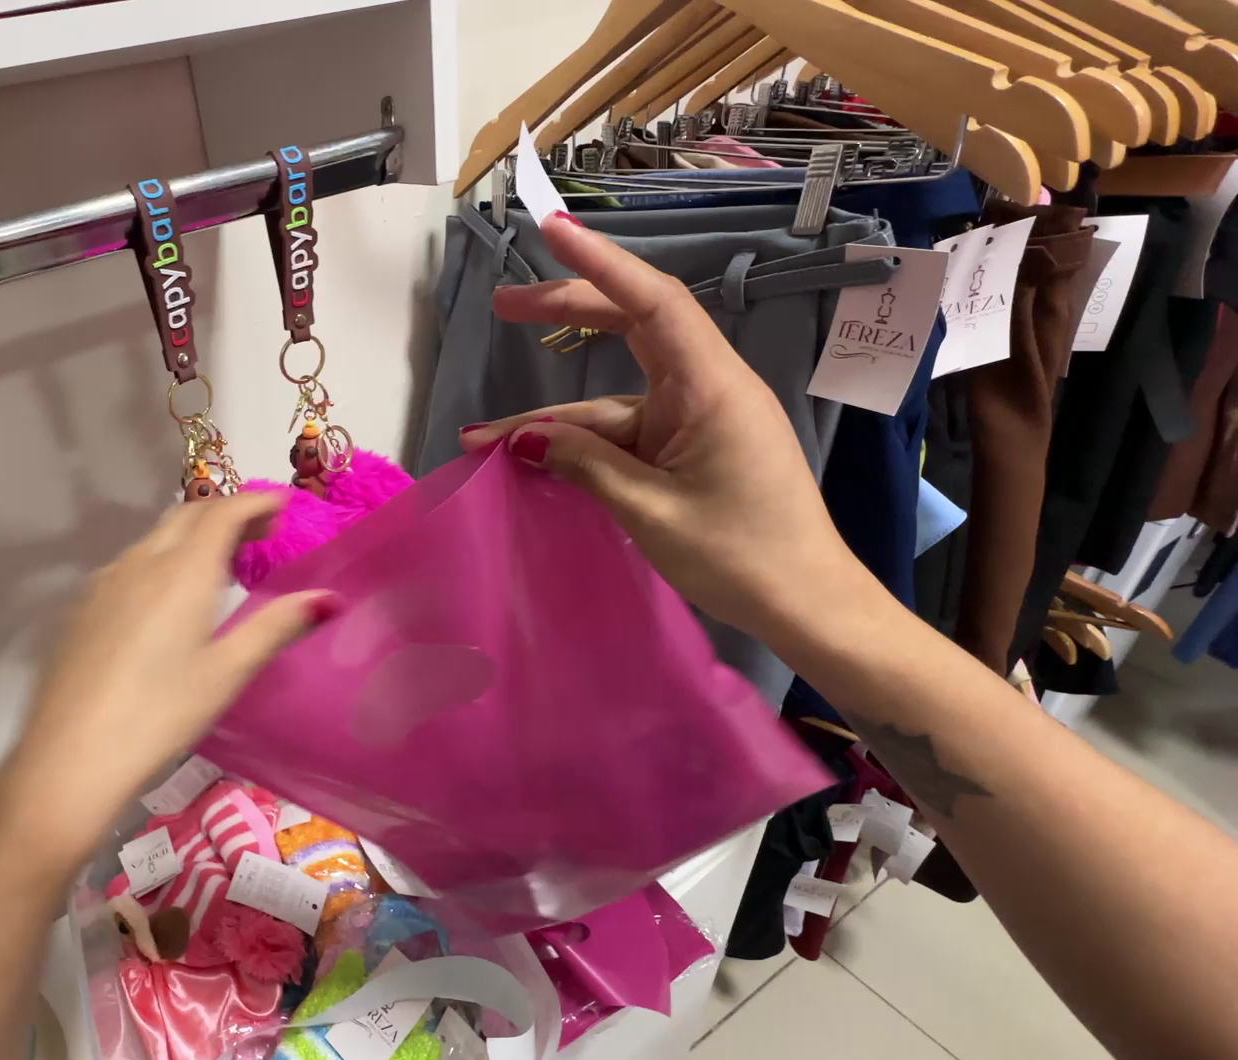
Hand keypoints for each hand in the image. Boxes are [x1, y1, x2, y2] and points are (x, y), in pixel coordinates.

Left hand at [0, 493, 336, 860]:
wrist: (70, 754)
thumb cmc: (160, 713)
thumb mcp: (227, 672)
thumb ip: (277, 627)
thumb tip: (328, 597)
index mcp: (182, 571)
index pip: (223, 512)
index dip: (256, 501)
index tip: (283, 504)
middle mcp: (140, 562)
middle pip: (187, 515)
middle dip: (227, 513)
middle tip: (260, 534)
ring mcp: (104, 582)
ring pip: (154, 537)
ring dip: (192, 535)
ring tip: (219, 564)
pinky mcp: (81, 606)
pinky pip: (129, 563)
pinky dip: (160, 559)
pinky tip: (165, 598)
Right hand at [461, 212, 866, 637]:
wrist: (805, 605)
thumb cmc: (740, 555)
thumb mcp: (649, 509)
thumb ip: (584, 463)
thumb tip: (521, 437)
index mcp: (709, 388)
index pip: (652, 303)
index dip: (600, 262)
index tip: (551, 228)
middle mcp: (702, 389)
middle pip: (630, 329)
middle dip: (565, 313)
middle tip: (502, 305)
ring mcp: (691, 420)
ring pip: (609, 400)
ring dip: (549, 416)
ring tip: (480, 439)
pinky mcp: (684, 448)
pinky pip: (620, 434)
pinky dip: (576, 445)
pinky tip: (531, 458)